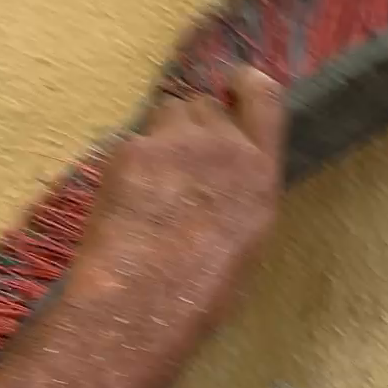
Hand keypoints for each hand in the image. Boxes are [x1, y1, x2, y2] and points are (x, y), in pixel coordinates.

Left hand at [69, 66, 284, 342]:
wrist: (141, 305)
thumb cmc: (199, 298)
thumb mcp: (244, 248)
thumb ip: (239, 199)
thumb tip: (223, 190)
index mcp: (259, 176)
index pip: (264, 98)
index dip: (245, 83)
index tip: (233, 81)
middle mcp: (222, 148)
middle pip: (204, 106)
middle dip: (193, 126)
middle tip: (177, 166)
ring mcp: (174, 144)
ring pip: (166, 114)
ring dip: (161, 137)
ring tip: (150, 183)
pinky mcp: (130, 151)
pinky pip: (130, 143)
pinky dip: (127, 164)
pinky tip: (122, 202)